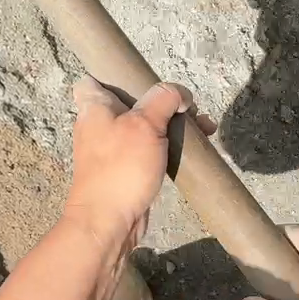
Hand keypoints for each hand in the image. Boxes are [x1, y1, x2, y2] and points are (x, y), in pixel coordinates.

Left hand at [62, 77, 207, 249]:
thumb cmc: (121, 169)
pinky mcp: (127, 171)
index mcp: (95, 107)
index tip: (145, 81)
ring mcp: (113, 150)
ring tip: (204, 128)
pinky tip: (195, 149)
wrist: (109, 222)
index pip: (94, 80)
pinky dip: (170, 148)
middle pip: (134, 103)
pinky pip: (151, 151)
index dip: (117, 77)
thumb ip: (162, 99)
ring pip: (146, 128)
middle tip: (190, 110)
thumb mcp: (145, 124)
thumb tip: (179, 93)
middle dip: (164, 104)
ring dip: (173, 126)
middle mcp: (100, 125)